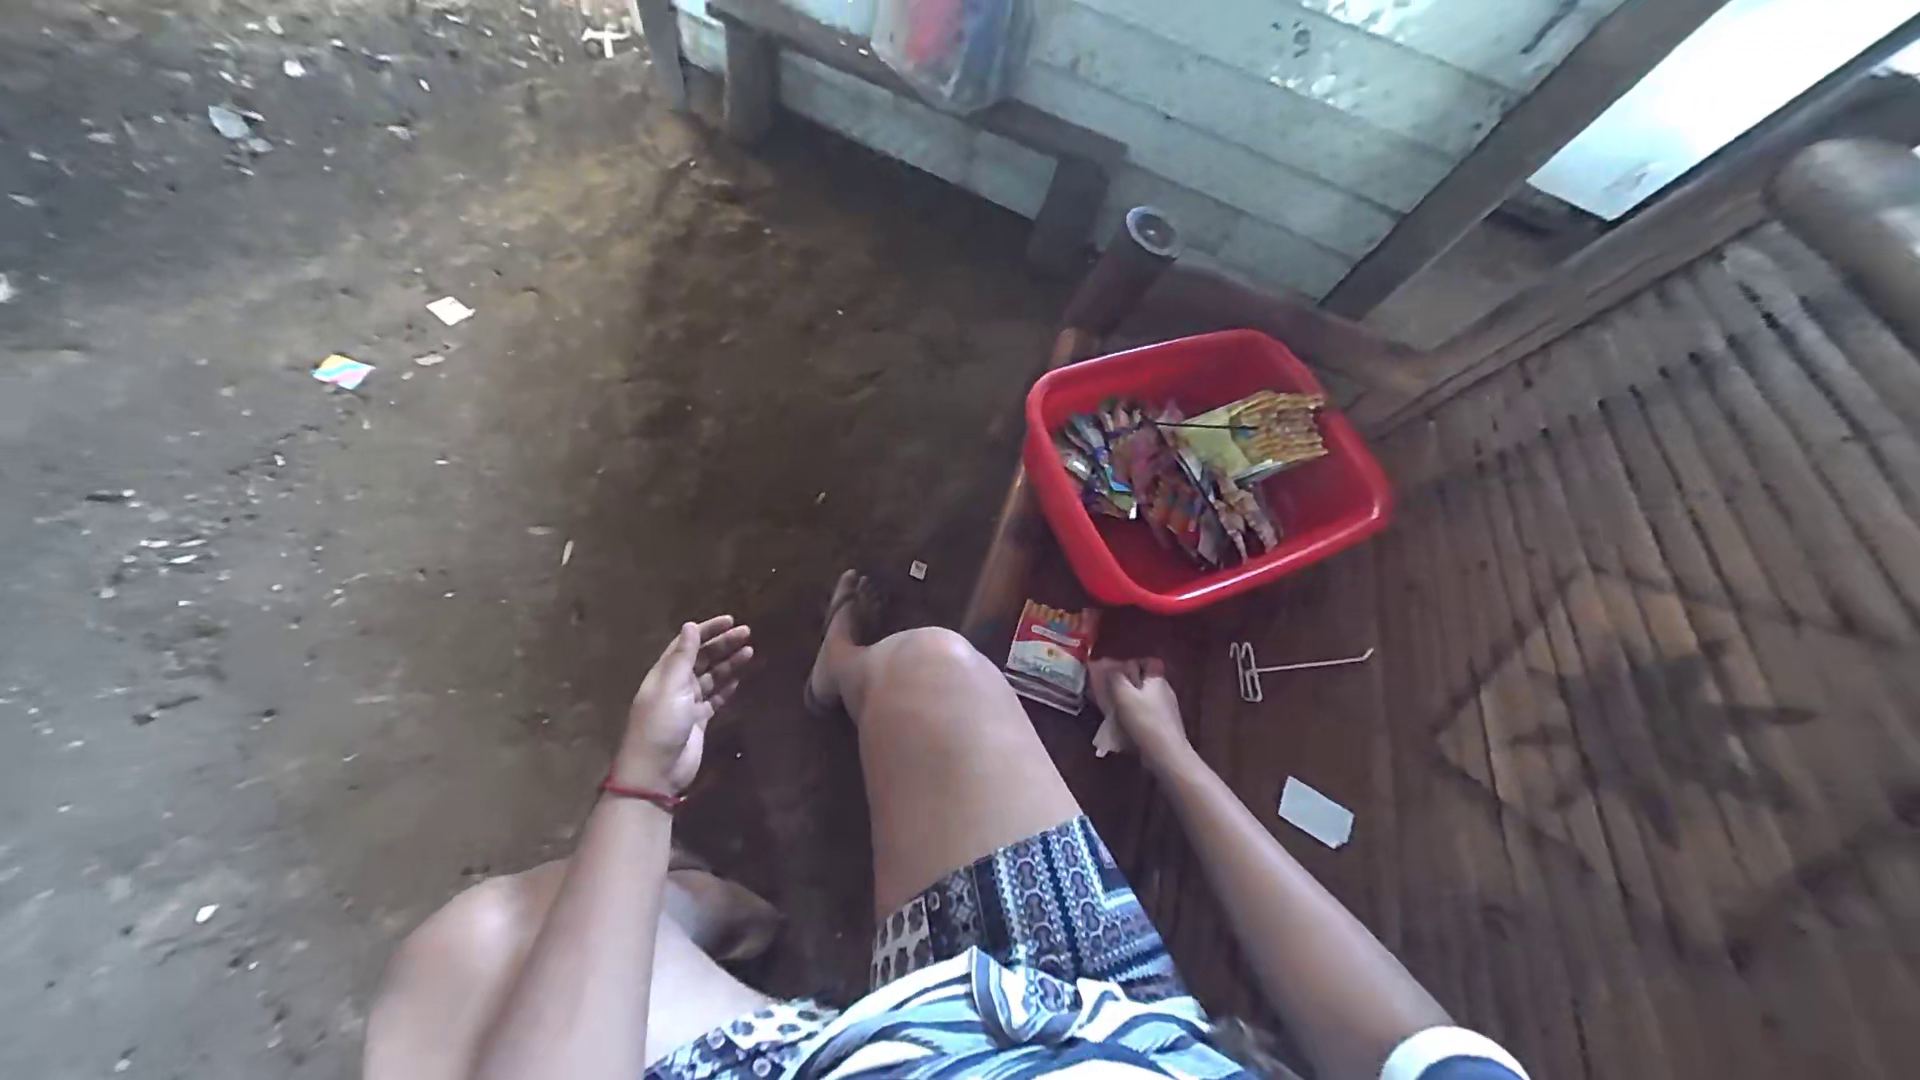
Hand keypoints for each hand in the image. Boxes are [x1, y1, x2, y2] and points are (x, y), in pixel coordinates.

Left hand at [614, 615, 752, 793]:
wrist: (656, 772)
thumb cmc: (661, 724)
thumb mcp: (671, 687)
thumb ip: (682, 657)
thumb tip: (690, 625)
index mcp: (665, 673)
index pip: (687, 643)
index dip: (707, 630)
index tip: (730, 620)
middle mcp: (676, 684)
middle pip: (702, 658)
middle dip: (723, 644)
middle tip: (748, 634)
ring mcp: (688, 703)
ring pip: (712, 676)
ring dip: (729, 663)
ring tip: (750, 652)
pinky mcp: (699, 720)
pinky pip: (716, 697)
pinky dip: (727, 686)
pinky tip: (740, 678)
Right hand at [1087, 657, 1193, 773]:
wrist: (1166, 754)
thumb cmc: (1144, 720)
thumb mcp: (1123, 695)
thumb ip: (1115, 678)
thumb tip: (1110, 668)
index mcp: (1157, 679)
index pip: (1148, 661)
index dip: (1133, 663)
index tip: (1118, 672)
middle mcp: (1165, 691)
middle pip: (1145, 680)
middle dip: (1128, 684)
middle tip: (1111, 692)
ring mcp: (1167, 709)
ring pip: (1145, 698)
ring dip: (1131, 701)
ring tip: (1115, 710)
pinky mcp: (1166, 725)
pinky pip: (1148, 714)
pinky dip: (1136, 716)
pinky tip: (1126, 725)